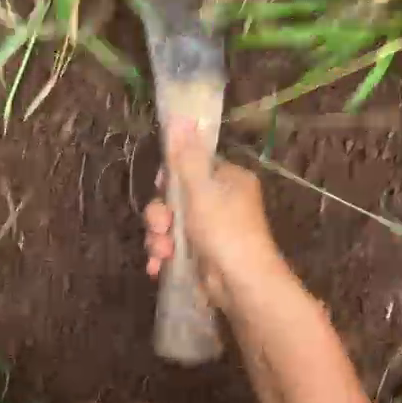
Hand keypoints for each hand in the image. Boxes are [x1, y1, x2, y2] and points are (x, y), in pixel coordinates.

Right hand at [143, 122, 290, 309]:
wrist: (243, 285)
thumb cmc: (225, 231)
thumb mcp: (200, 190)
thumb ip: (185, 156)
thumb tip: (180, 117)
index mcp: (229, 180)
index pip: (192, 166)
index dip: (170, 178)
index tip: (161, 188)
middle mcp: (222, 201)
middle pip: (176, 197)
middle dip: (161, 216)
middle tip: (160, 228)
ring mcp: (212, 229)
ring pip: (171, 224)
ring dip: (159, 238)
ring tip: (161, 253)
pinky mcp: (203, 253)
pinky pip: (175, 245)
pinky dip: (164, 254)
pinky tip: (158, 266)